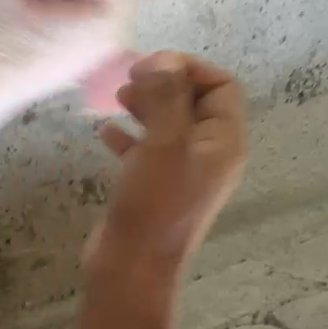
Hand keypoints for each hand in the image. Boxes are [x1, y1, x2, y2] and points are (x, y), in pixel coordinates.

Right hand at [87, 52, 246, 270]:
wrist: (132, 267)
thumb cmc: (152, 206)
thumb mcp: (162, 145)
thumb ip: (165, 98)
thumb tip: (160, 61)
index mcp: (223, 142)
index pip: (220, 86)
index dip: (187, 68)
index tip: (146, 65)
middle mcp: (208, 155)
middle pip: (193, 104)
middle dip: (164, 85)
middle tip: (128, 79)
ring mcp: (180, 174)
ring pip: (167, 127)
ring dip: (145, 107)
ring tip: (116, 98)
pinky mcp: (152, 190)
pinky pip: (145, 153)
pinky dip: (128, 137)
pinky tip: (104, 133)